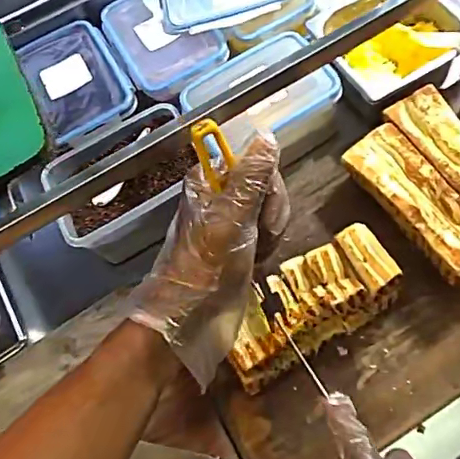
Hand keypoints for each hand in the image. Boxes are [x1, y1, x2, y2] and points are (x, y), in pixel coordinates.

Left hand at [127, 131, 288, 386]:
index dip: (267, 183)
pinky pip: (265, 232)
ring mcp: (229, 223)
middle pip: (265, 185)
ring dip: (270, 231)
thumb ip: (251, 177)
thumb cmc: (205, 269)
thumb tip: (266, 135)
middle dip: (271, 211)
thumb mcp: (231, 219)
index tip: (264, 210)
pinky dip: (267, 246)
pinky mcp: (238, 245)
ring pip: (269, 210)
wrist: (188, 323)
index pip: (253, 160)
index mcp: (208, 182)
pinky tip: (257, 262)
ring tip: (255, 253)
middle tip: (259, 236)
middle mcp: (218, 197)